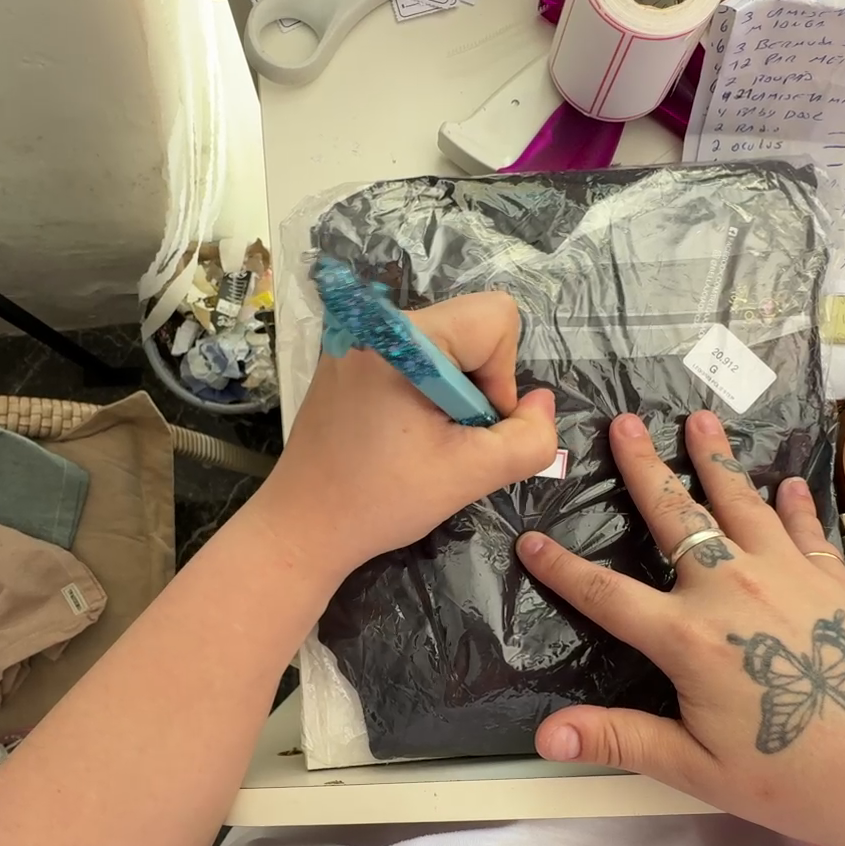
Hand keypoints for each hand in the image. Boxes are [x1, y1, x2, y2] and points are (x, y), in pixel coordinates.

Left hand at [253, 291, 557, 576]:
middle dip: (477, 388)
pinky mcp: (348, 363)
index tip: (471, 427)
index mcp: (403, 338)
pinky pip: (414, 360)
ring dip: (453, 396)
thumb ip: (528, 439)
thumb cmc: (379, 501)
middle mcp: (376, 323)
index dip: (501, 378)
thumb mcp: (470, 475)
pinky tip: (401, 437)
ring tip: (421, 443)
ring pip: (446, 347)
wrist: (302, 528)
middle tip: (447, 441)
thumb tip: (541, 404)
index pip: (496, 317)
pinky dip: (425, 396)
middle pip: (471, 329)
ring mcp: (357, 341)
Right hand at [515, 409, 844, 845]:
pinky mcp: (835, 582)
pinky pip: (805, 528)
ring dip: (716, 459)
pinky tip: (789, 483)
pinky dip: (793, 503)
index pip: (605, 594)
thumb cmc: (802, 781)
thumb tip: (543, 735)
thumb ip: (618, 740)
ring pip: (740, 503)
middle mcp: (731, 588)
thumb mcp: (697, 770)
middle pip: (675, 516)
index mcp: (687, 636)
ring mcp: (788, 576)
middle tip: (624, 421)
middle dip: (643, 467)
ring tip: (699, 420)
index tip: (529, 539)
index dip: (561, 568)